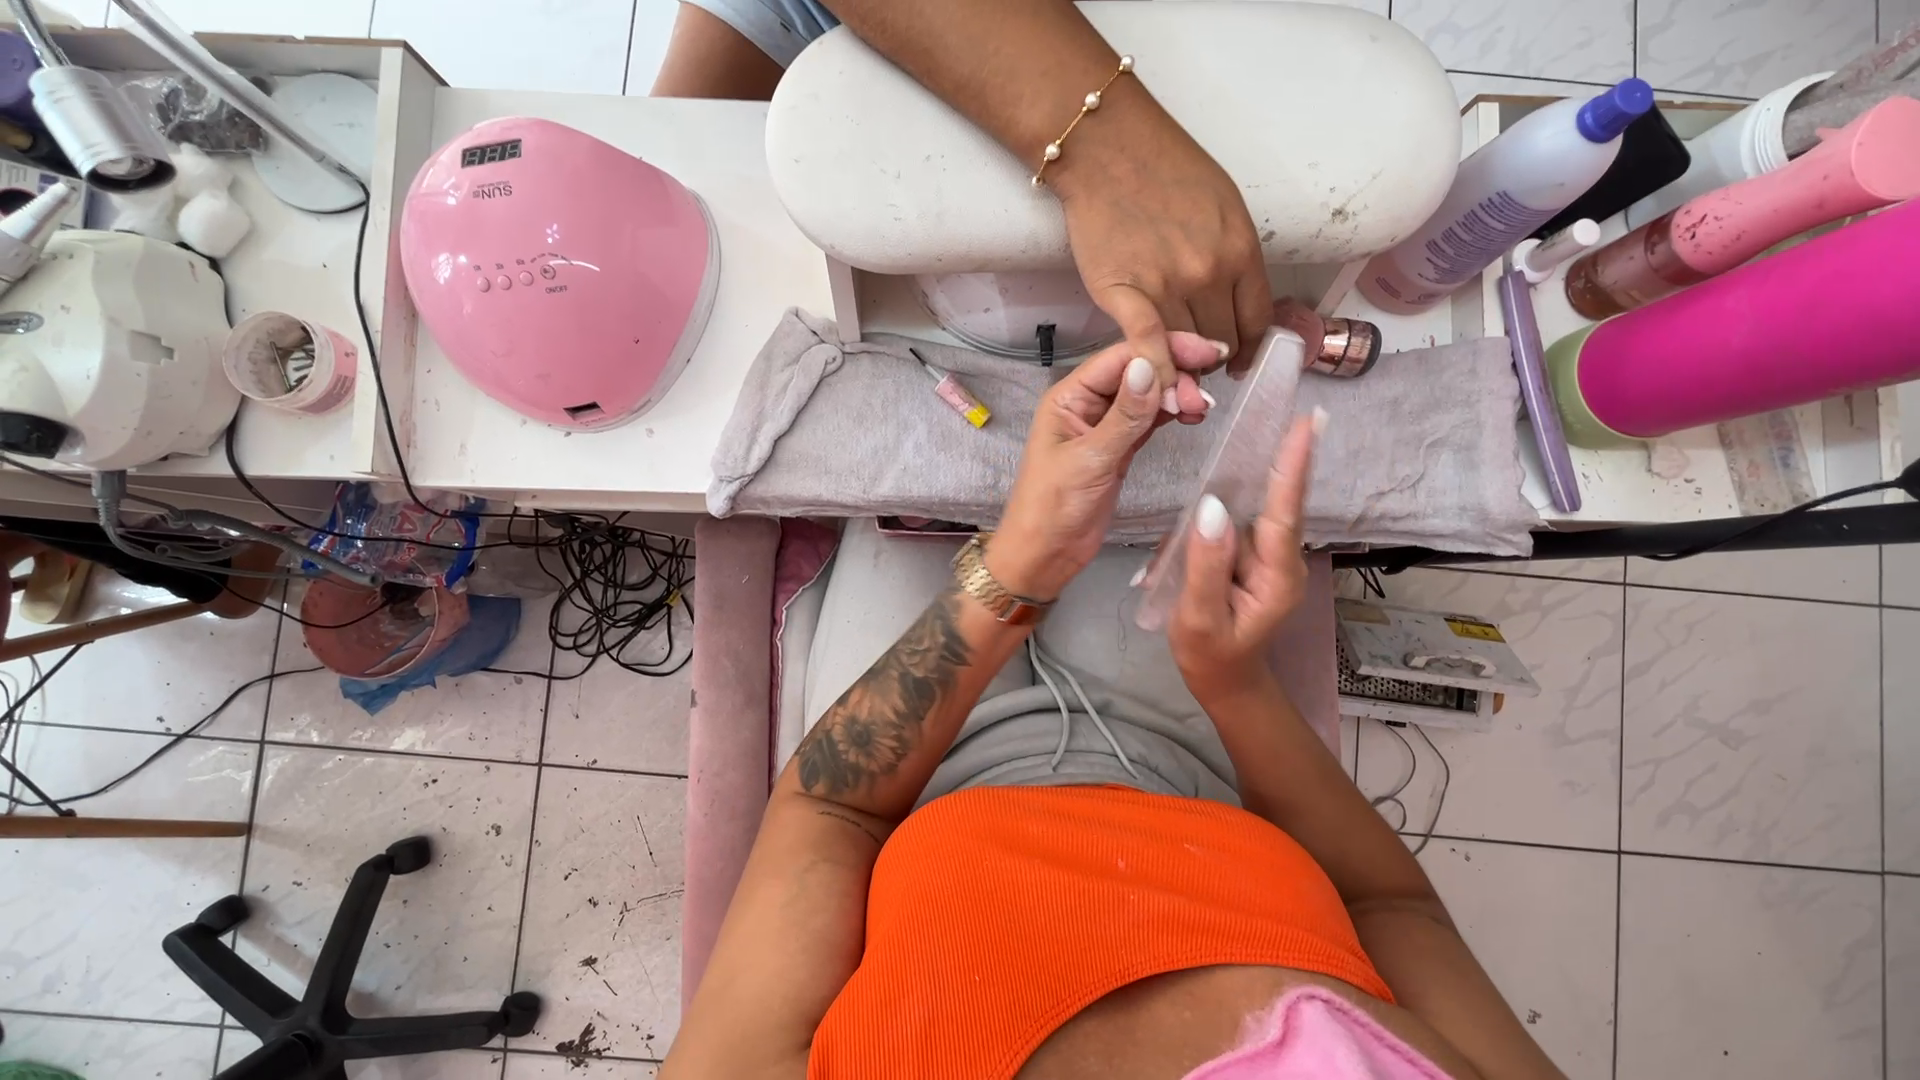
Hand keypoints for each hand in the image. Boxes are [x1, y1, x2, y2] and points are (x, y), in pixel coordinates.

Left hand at [988, 332, 1224, 600]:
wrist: (1045, 554)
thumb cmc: (1053, 507)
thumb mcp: (1090, 460)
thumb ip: (1124, 416)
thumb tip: (1149, 366)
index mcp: (1069, 396)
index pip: (1120, 357)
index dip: (1162, 351)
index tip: (1203, 355)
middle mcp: (1087, 403)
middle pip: (1138, 370)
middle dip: (1175, 373)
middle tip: (1205, 395)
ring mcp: (1105, 425)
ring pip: (1148, 394)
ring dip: (1178, 393)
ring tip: (1203, 408)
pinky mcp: (1121, 447)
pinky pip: (1151, 419)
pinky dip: (1173, 413)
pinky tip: (1194, 414)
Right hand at [1049, 89, 1270, 388]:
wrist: (1107, 150)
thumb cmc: (1166, 168)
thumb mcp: (1223, 205)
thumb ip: (1233, 256)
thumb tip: (1232, 303)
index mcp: (1241, 249)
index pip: (1255, 322)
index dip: (1246, 350)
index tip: (1234, 361)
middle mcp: (1210, 273)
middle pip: (1219, 342)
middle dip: (1209, 358)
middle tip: (1193, 361)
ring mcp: (1168, 286)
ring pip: (1185, 349)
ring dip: (1180, 364)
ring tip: (1168, 366)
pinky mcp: (1125, 294)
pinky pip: (1148, 346)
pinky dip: (1156, 372)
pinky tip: (1157, 386)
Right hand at [1168, 409, 1322, 701]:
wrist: (1224, 680)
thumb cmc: (1210, 654)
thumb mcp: (1199, 615)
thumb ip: (1205, 563)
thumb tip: (1210, 506)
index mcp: (1277, 575)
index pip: (1284, 512)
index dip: (1294, 466)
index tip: (1308, 422)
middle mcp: (1283, 560)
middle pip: (1271, 504)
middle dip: (1270, 461)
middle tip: (1279, 408)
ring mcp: (1270, 558)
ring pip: (1246, 515)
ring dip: (1222, 505)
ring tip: (1201, 523)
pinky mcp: (1255, 558)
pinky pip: (1235, 529)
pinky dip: (1212, 526)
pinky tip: (1187, 544)